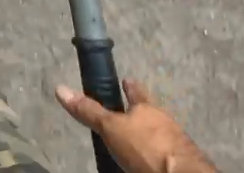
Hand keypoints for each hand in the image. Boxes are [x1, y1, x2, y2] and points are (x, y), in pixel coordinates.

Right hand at [56, 79, 217, 172]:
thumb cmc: (146, 147)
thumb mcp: (111, 129)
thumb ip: (89, 111)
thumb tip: (59, 88)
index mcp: (147, 108)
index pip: (137, 92)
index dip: (130, 86)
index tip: (126, 80)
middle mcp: (165, 122)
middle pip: (151, 114)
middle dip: (141, 115)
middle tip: (128, 116)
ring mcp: (178, 144)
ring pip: (161, 136)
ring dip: (150, 138)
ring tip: (136, 145)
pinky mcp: (184, 164)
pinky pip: (167, 156)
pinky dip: (157, 157)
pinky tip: (148, 163)